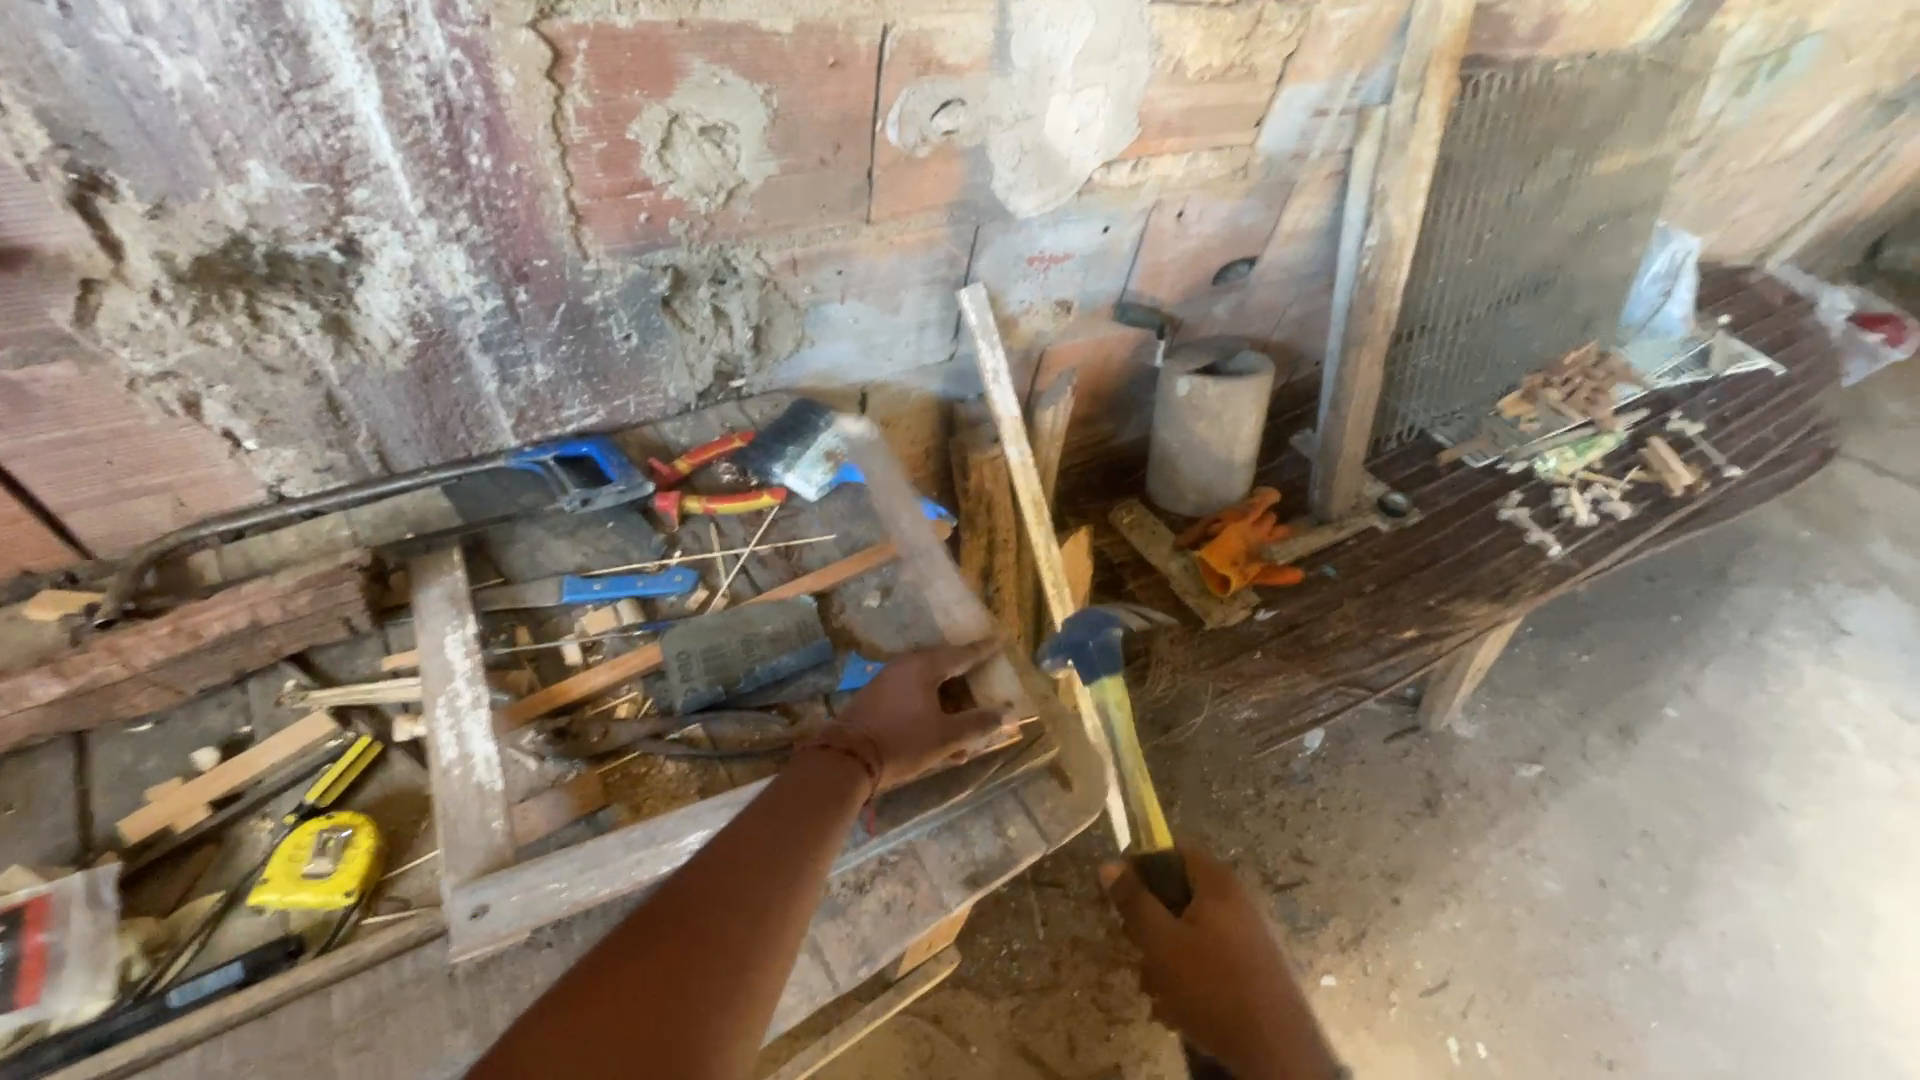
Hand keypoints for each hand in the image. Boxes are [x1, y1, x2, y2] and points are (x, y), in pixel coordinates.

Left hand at [810, 640, 1014, 796]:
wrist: (846, 760)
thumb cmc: (902, 742)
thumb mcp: (947, 736)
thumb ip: (979, 723)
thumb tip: (1009, 713)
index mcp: (923, 666)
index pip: (962, 654)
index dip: (983, 650)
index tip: (1000, 641)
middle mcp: (905, 667)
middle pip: (944, 667)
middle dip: (966, 678)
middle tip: (986, 678)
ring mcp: (887, 682)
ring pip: (928, 687)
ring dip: (949, 704)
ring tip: (967, 722)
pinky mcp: (877, 700)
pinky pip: (913, 698)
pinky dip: (931, 711)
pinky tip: (942, 738)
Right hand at [1102, 848, 1339, 1078]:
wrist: (1276, 1052)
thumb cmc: (1212, 986)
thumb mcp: (1161, 941)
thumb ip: (1134, 901)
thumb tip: (1109, 864)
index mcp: (1217, 884)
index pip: (1174, 851)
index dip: (1142, 865)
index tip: (1121, 893)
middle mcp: (1236, 902)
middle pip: (1179, 896)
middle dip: (1151, 924)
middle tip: (1137, 950)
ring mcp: (1247, 937)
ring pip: (1189, 934)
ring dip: (1165, 959)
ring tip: (1155, 992)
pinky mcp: (1251, 970)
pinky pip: (1208, 960)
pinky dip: (1188, 978)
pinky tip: (1176, 1010)